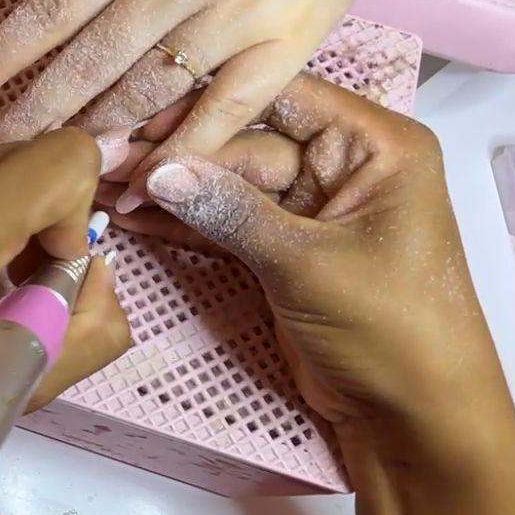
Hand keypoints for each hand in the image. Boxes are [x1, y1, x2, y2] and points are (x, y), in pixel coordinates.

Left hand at [0, 0, 405, 189]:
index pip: (52, 9)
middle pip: (88, 63)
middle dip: (28, 117)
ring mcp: (235, 13)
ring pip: (145, 94)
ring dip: (91, 142)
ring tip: (46, 179)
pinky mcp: (283, 50)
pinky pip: (218, 117)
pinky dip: (173, 157)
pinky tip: (132, 190)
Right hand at [106, 75, 503, 432]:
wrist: (409, 414)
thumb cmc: (389, 327)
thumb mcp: (306, 262)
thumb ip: (229, 212)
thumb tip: (158, 172)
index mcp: (372, 146)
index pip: (280, 99)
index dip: (209, 106)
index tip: (140, 119)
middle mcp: (339, 166)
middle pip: (242, 145)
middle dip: (174, 158)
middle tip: (106, 163)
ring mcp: (303, 211)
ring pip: (224, 187)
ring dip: (168, 191)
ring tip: (104, 187)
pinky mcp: (276, 250)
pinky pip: (221, 224)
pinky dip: (181, 225)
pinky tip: (133, 218)